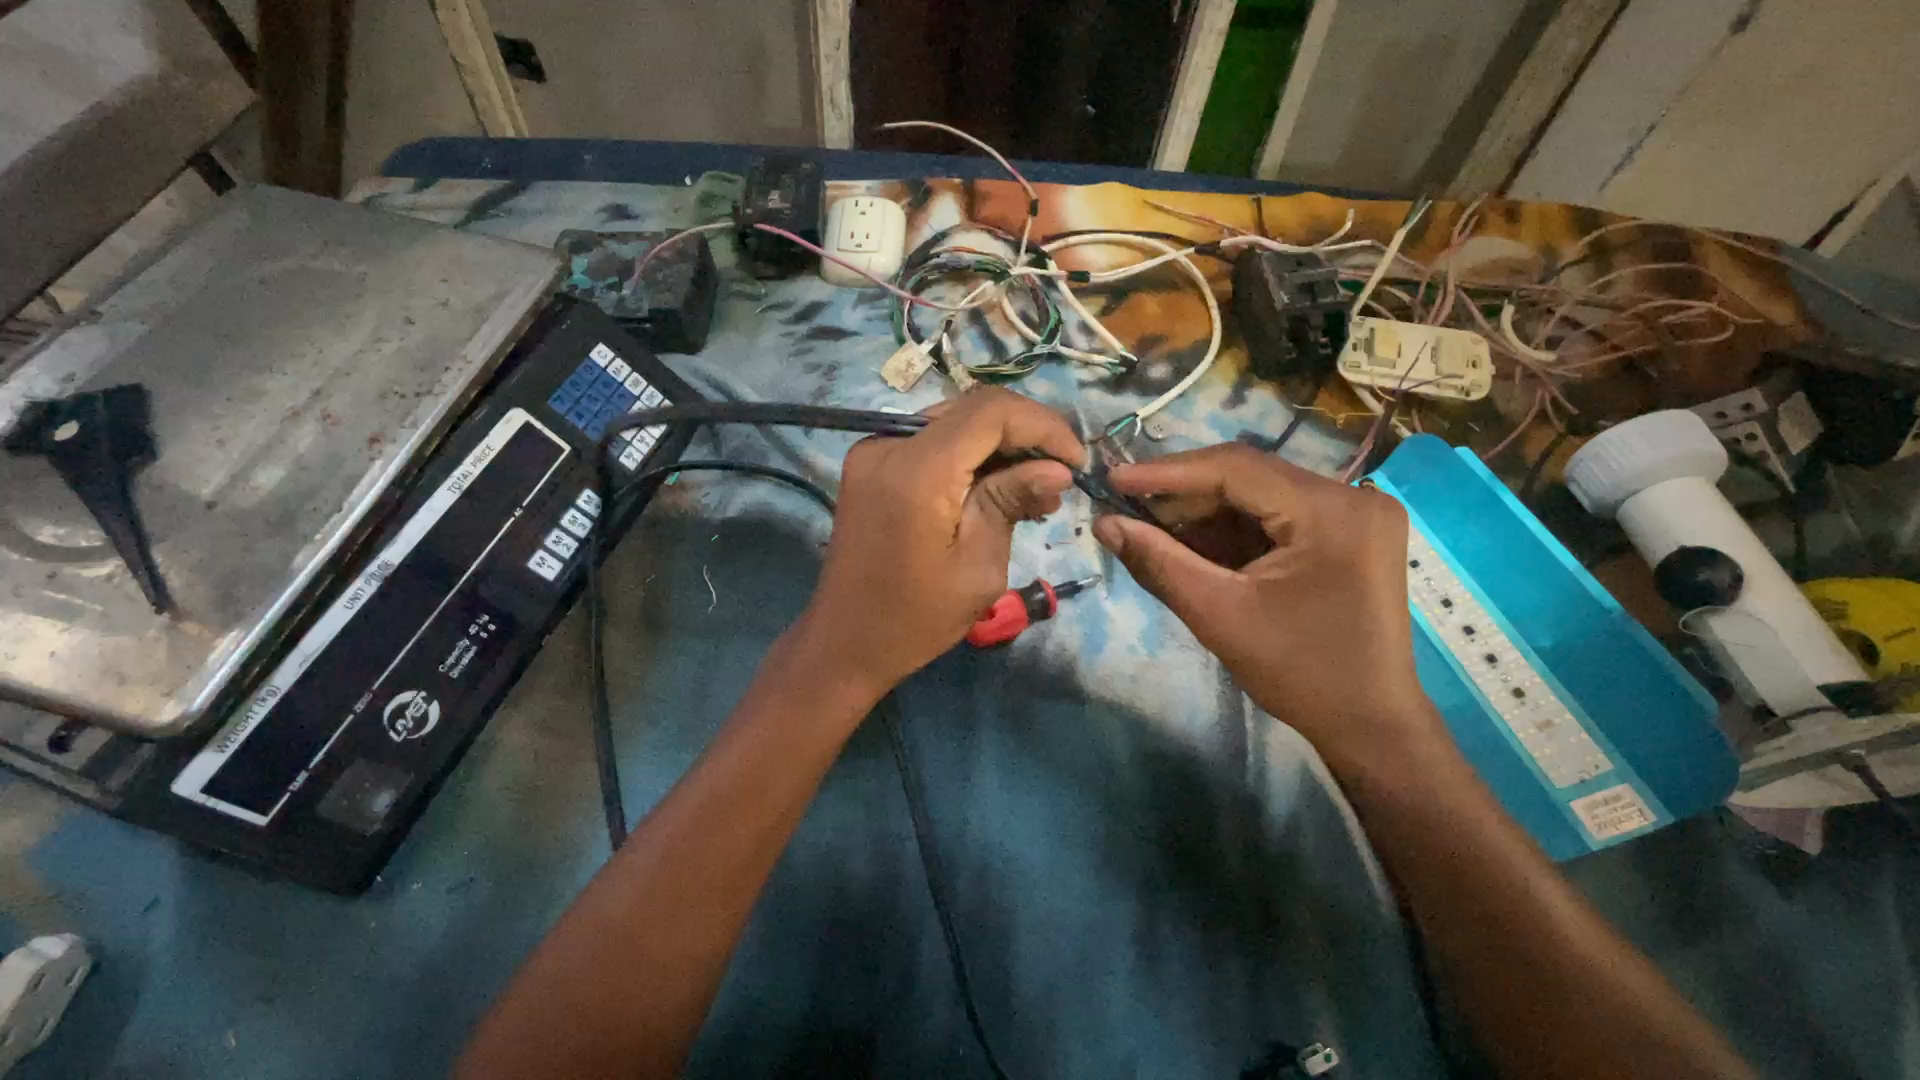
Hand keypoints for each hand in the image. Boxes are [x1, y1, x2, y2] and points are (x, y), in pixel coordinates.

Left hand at [795, 388, 1085, 700]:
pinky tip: (994, 488)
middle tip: (1061, 475)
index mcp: (917, 470)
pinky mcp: (870, 464)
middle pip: (972, 409)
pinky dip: (968, 455)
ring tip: (1034, 488)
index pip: (991, 412)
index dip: (1043, 426)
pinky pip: (931, 441)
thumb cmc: (916, 618)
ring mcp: (873, 450)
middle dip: (1026, 433)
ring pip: (953, 421)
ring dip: (999, 444)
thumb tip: (1057, 468)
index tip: (1078, 461)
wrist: (844, 642)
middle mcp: (888, 444)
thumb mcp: (978, 567)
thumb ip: (1011, 502)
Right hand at [1092, 443, 1443, 774]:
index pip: (1237, 468)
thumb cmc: (1300, 674)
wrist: (1369, 724)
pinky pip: (1278, 515)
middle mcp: (1352, 496)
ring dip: (1206, 514)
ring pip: (1260, 495)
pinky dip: (1234, 531)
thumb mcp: (1219, 615)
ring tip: (1155, 535)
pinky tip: (1197, 549)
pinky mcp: (1350, 532)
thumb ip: (1159, 563)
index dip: (1168, 472)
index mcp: (1331, 512)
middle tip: (1129, 514)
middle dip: (1186, 497)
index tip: (1114, 481)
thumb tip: (1103, 524)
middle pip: (1249, 477)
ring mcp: (1356, 512)